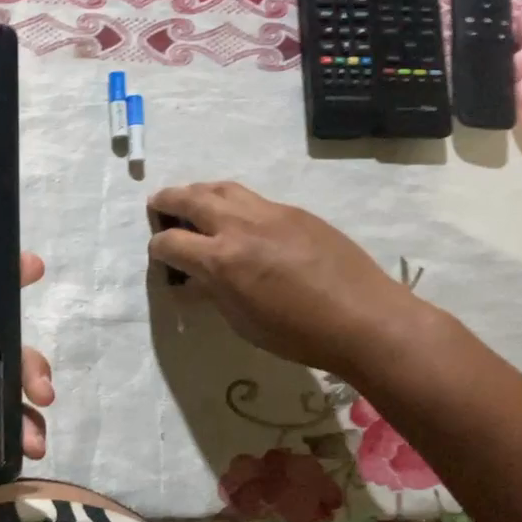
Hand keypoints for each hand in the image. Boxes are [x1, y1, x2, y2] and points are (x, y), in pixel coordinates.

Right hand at [147, 182, 429, 375]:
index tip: (160, 258)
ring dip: (198, 193)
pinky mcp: (294, 212)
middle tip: (157, 208)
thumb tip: (193, 280)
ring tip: (192, 204)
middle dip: (166, 202)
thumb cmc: (297, 334)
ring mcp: (270, 213)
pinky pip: (252, 198)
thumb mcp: (240, 320)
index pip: (169, 242)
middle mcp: (239, 226)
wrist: (364, 320)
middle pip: (189, 198)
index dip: (157, 250)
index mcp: (220, 259)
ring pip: (221, 187)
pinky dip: (232, 202)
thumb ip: (212, 291)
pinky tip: (237, 221)